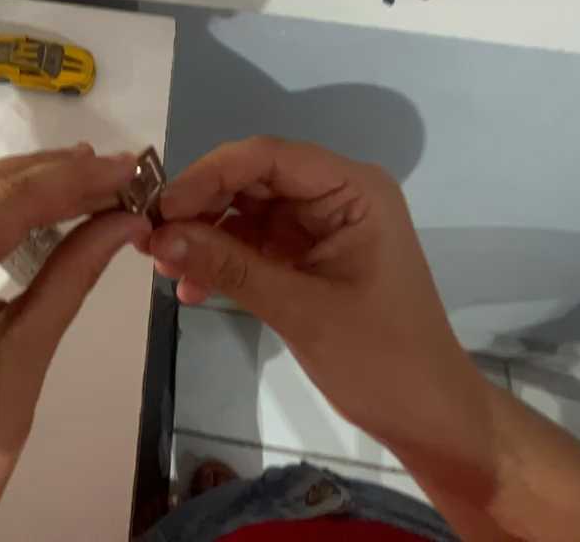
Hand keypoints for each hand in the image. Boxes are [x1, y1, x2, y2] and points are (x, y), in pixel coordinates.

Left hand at [0, 145, 149, 541]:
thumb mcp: (25, 356)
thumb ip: (73, 273)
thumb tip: (125, 218)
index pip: (0, 206)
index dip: (69, 181)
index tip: (124, 166)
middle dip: (51, 177)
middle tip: (114, 167)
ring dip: (23, 184)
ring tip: (85, 172)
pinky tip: (33, 197)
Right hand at [146, 136, 487, 461]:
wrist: (428, 421)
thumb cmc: (384, 361)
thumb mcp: (303, 311)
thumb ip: (230, 267)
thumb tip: (160, 234)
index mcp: (352, 189)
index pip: (267, 157)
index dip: (210, 174)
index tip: (164, 208)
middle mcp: (332, 194)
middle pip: (249, 179)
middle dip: (199, 207)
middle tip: (151, 238)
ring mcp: (316, 224)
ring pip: (242, 210)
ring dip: (202, 236)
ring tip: (164, 267)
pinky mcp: (302, 253)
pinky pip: (248, 242)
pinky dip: (218, 261)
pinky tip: (191, 288)